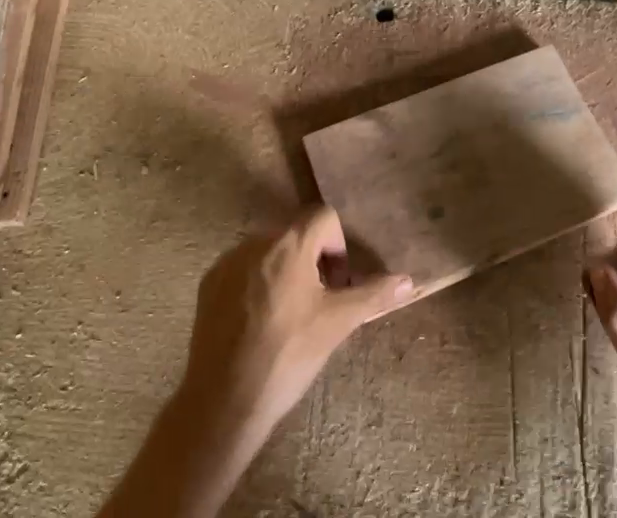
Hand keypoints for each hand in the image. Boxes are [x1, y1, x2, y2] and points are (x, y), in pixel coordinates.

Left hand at [180, 206, 413, 435]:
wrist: (224, 399)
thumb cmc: (288, 354)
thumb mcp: (338, 323)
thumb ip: (374, 295)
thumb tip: (408, 281)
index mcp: (288, 244)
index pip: (324, 217)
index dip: (339, 245)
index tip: (339, 282)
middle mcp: (254, 242)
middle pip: (295, 233)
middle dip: (313, 258)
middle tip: (320, 299)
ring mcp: (226, 263)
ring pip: (267, 250)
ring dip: (285, 269)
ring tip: (290, 313)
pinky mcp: (208, 285)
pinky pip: (242, 269)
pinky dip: (257, 283)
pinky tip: (260, 322)